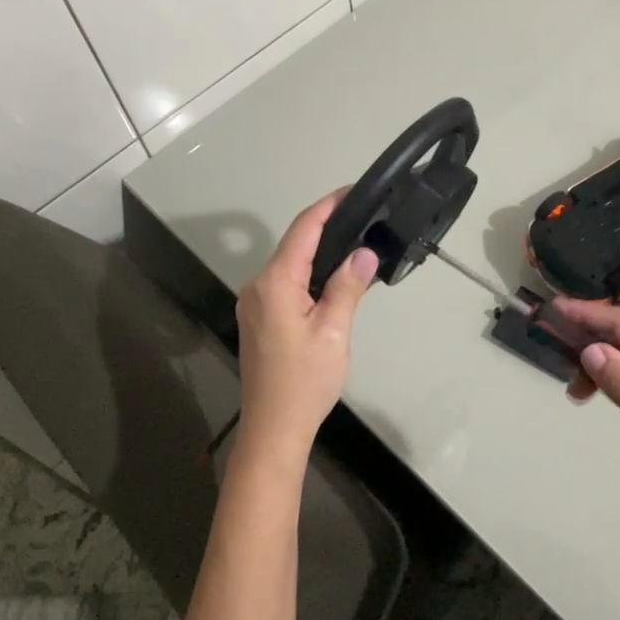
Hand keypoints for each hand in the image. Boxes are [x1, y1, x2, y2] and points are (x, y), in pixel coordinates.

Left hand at [233, 190, 379, 456]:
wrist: (273, 429)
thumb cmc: (305, 380)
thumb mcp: (334, 331)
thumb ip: (348, 286)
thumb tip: (364, 252)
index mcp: (275, 282)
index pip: (303, 229)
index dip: (328, 206)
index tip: (353, 191)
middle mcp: (258, 286)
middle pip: (294, 245)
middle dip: (327, 228)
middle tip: (365, 219)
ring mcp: (254, 303)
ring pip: (290, 266)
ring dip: (319, 254)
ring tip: (356, 247)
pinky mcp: (258, 320)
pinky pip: (285, 285)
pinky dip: (308, 275)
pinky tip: (333, 281)